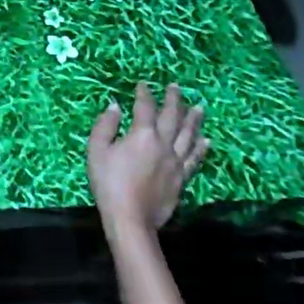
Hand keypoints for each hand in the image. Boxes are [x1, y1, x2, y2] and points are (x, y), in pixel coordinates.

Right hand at [87, 82, 208, 234]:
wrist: (130, 219)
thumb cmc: (109, 182)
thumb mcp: (96, 150)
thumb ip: (105, 125)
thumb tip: (115, 106)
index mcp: (142, 134)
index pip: (145, 107)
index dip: (144, 94)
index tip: (143, 84)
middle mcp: (163, 144)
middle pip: (172, 117)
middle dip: (173, 100)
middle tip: (176, 87)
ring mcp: (175, 162)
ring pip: (188, 136)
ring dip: (193, 120)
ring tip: (199, 108)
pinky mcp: (181, 179)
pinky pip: (194, 159)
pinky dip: (201, 148)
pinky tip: (206, 141)